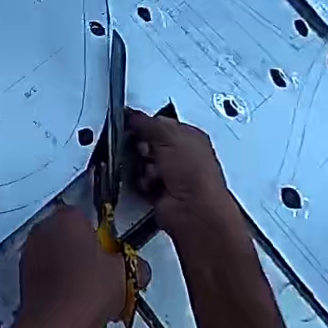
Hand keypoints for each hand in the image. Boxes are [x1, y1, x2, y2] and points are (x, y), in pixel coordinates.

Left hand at [16, 205, 145, 327]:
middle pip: (72, 238)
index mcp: (68, 218)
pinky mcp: (23, 273)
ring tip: (92, 300)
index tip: (112, 260)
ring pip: (60, 257)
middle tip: (104, 280)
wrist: (54, 323)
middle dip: (88, 256)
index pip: (88, 218)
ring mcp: (30, 249)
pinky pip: (48, 274)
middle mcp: (44, 227)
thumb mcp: (126, 275)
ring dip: (75, 273)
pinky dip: (61, 285)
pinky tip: (75, 307)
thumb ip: (136, 266)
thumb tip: (137, 269)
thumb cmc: (90, 290)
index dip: (103, 240)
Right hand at [126, 109, 240, 239]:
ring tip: (152, 171)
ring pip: (142, 163)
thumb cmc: (195, 175)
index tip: (132, 123)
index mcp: (190, 137)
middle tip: (146, 151)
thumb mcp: (168, 136)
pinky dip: (142, 182)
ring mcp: (171, 175)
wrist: (192, 210)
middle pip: (148, 143)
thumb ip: (148, 123)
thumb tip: (133, 116)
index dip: (146, 123)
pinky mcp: (160, 192)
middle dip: (142, 146)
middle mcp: (182, 156)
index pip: (161, 123)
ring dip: (141, 166)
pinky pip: (140, 181)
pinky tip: (151, 184)